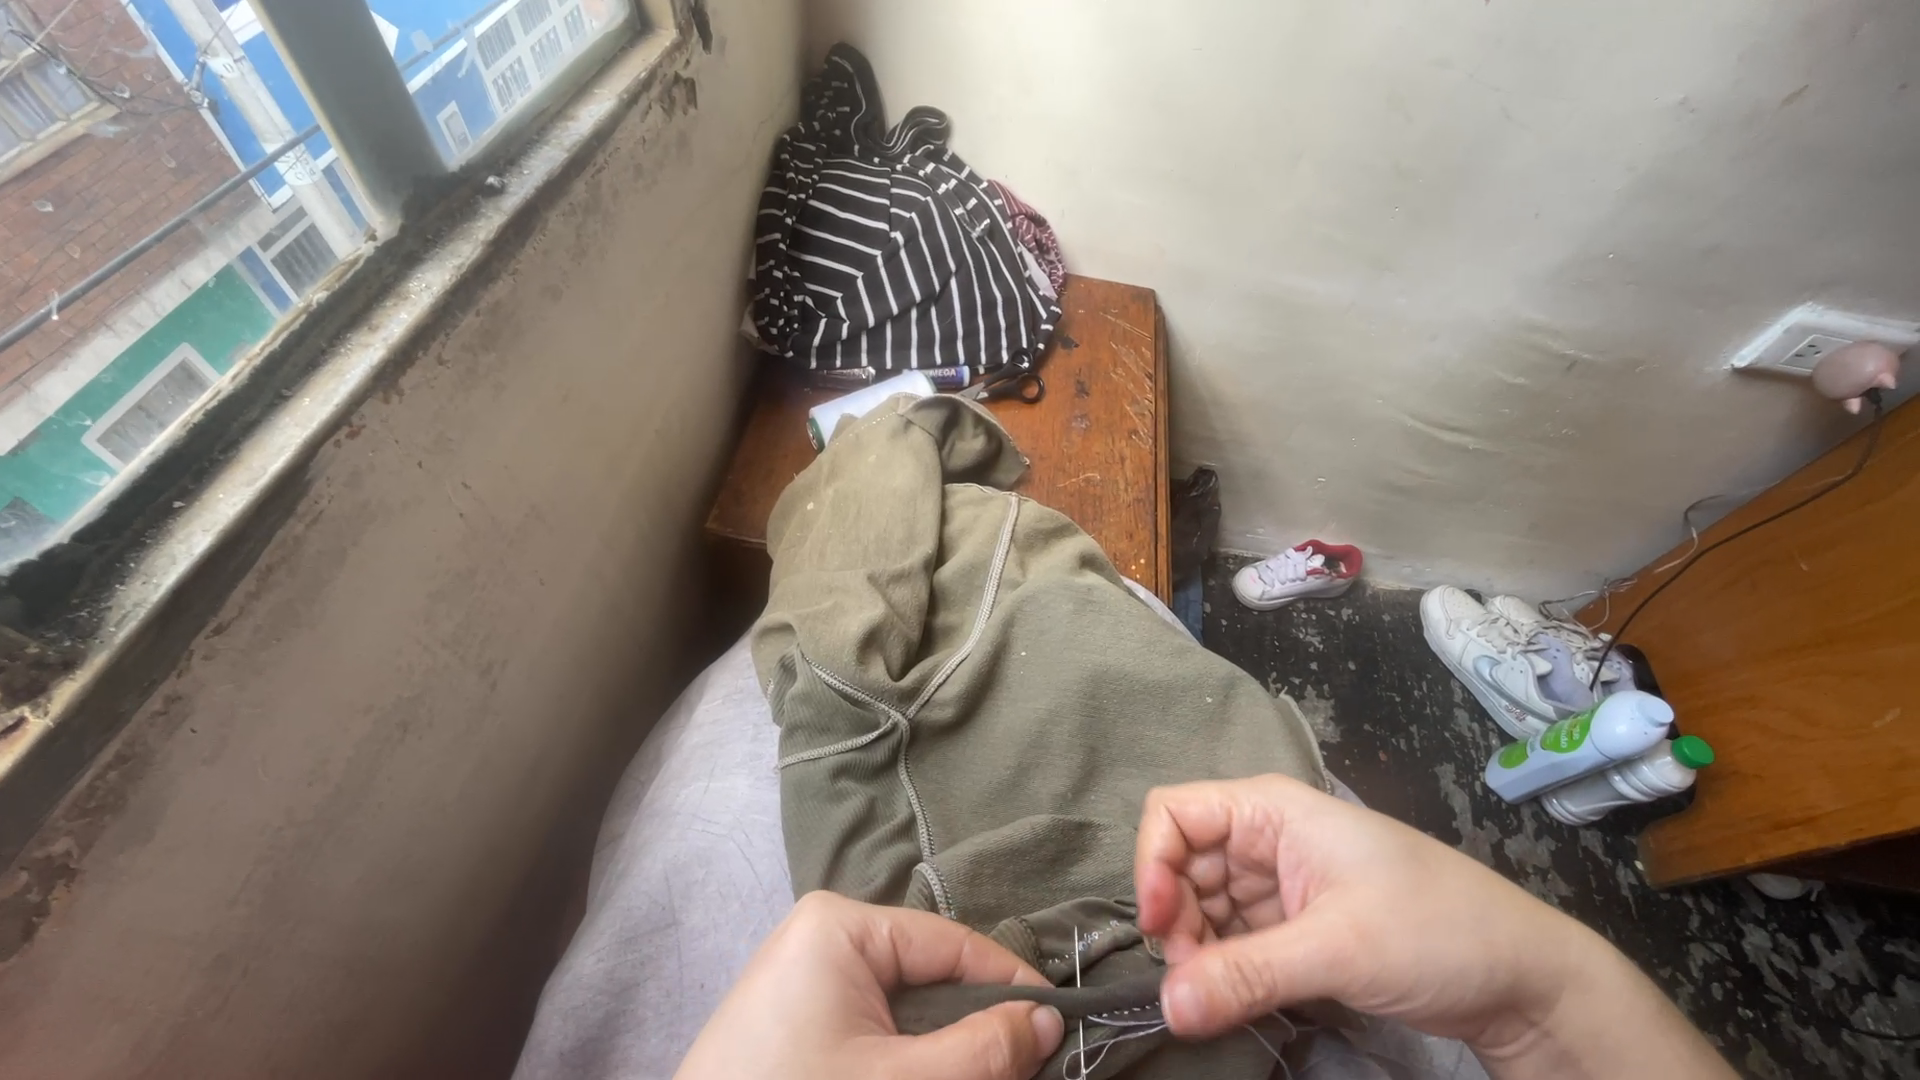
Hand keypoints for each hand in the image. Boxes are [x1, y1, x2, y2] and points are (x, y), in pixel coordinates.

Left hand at [674, 891, 1065, 1079]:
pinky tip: (924, 1073)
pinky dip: (906, 1051)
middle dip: (973, 1019)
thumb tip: (1049, 1019)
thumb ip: (982, 1050)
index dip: (1007, 980)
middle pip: (927, 971)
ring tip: (979, 1068)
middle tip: (1023, 1059)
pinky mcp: (796, 1014)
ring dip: (942, 1041)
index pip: (948, 941)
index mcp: (840, 923)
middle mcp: (822, 932)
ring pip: (903, 1001)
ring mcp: (805, 972)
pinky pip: (871, 1020)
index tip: (1060, 1018)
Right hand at [1135, 775, 1733, 1077]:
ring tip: (1215, 994)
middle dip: (1175, 917)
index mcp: (1267, 810)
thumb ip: (1245, 975)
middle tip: (1190, 978)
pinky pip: (1234, 933)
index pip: (1174, 813)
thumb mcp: (1336, 950)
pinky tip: (1233, 995)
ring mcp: (1277, 879)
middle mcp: (1263, 836)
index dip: (1152, 863)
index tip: (1158, 928)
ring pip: (1203, 902)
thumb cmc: (1433, 930)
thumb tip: (1166, 1008)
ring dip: (1197, 946)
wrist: (1526, 979)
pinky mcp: (1293, 920)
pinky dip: (1223, 963)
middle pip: (1183, 862)